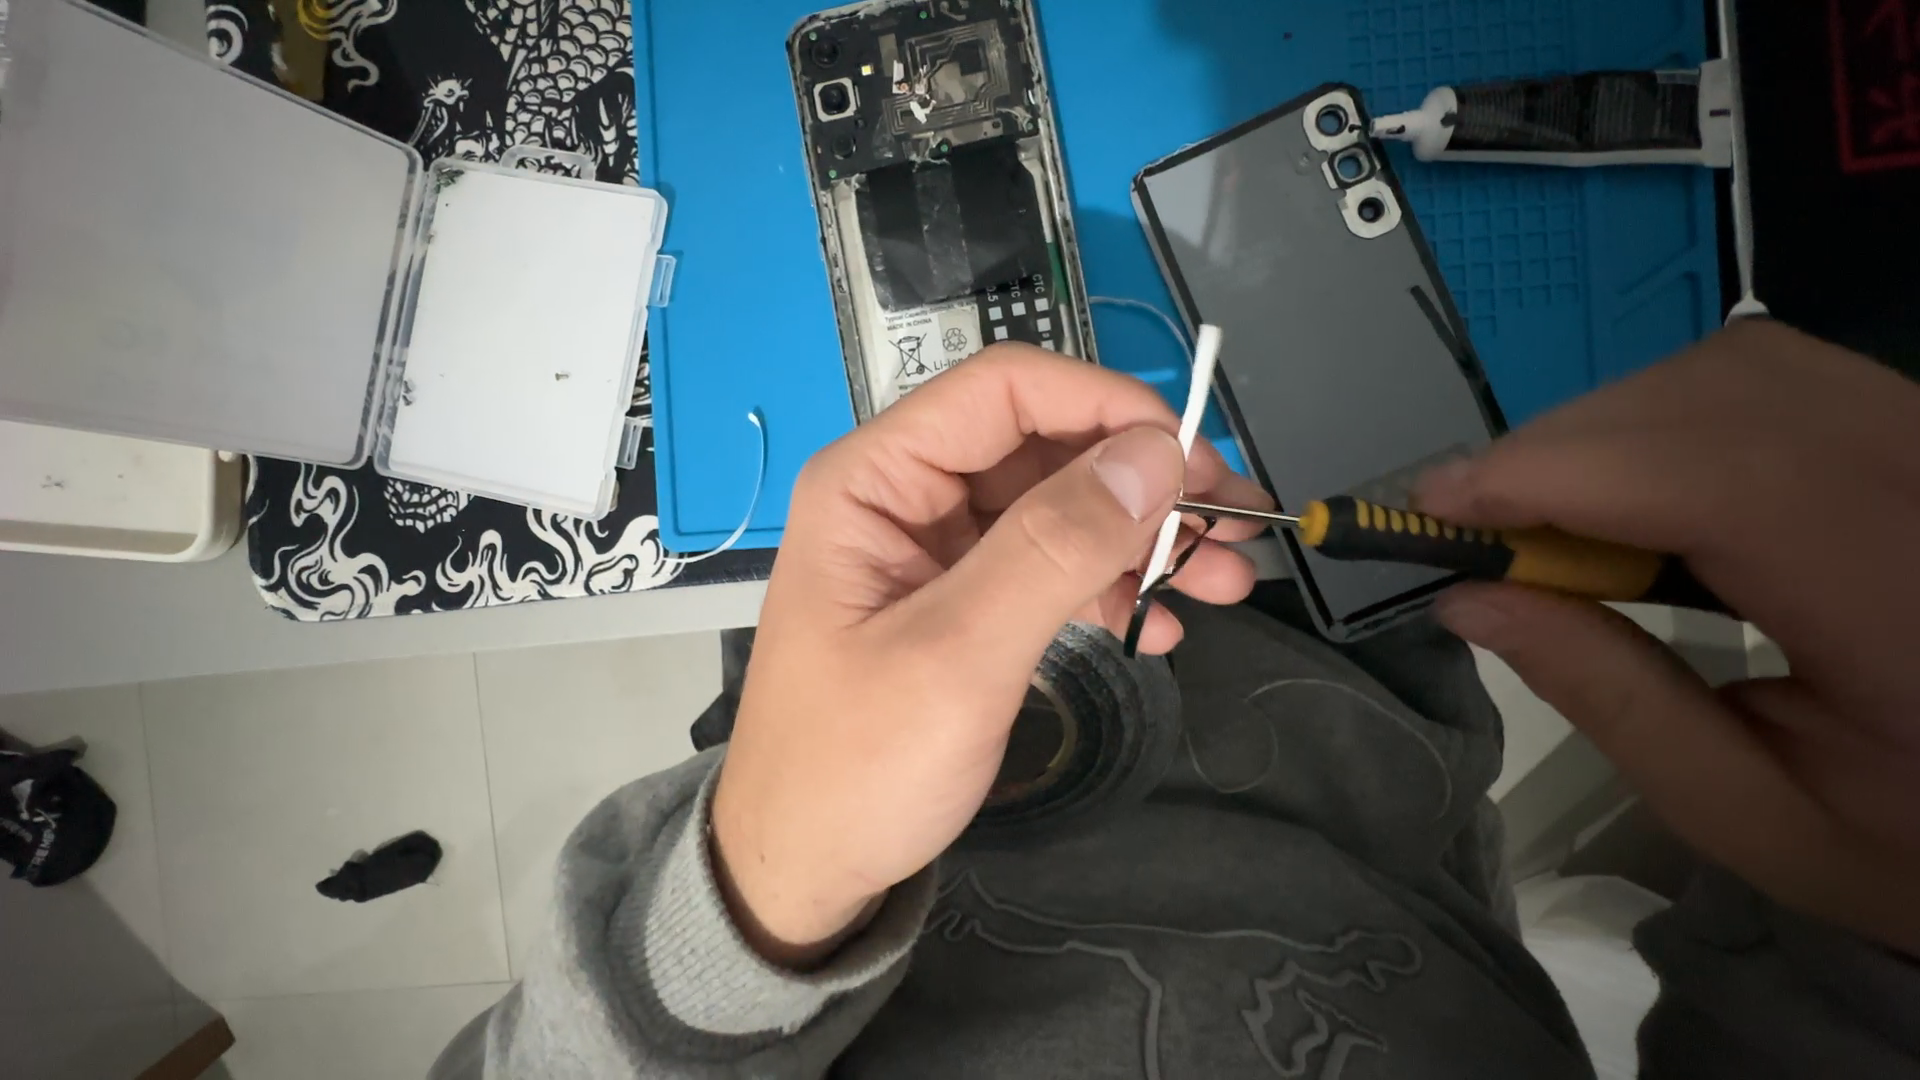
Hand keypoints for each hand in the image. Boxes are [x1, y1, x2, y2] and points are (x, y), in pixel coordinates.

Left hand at [710, 346, 1269, 967]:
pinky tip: (1156, 624)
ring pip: (1059, 504)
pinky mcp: (964, 595)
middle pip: (1044, 445)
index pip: (1005, 389)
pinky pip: (1049, 562)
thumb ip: (1052, 547)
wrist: (807, 866)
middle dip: (1142, 481)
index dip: (1106, 406)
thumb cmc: (857, 767)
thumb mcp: (958, 655)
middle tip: (1231, 528)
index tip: (1192, 461)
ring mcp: (937, 547)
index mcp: (874, 479)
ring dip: (1142, 536)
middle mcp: (906, 494)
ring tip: (1222, 582)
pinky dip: (1109, 582)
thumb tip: (1152, 454)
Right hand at [1415, 320, 1919, 954]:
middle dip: (1556, 450)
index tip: (1433, 506)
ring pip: (1736, 373)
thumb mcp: (1746, 810)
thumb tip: (1466, 598)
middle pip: (1717, 399)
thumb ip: (1604, 697)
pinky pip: (1766, 382)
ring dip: (1598, 431)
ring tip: (1542, 512)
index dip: (1555, 473)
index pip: (1724, 481)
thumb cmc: (1915, 845)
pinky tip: (1620, 491)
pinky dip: (1652, 421)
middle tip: (1471, 520)